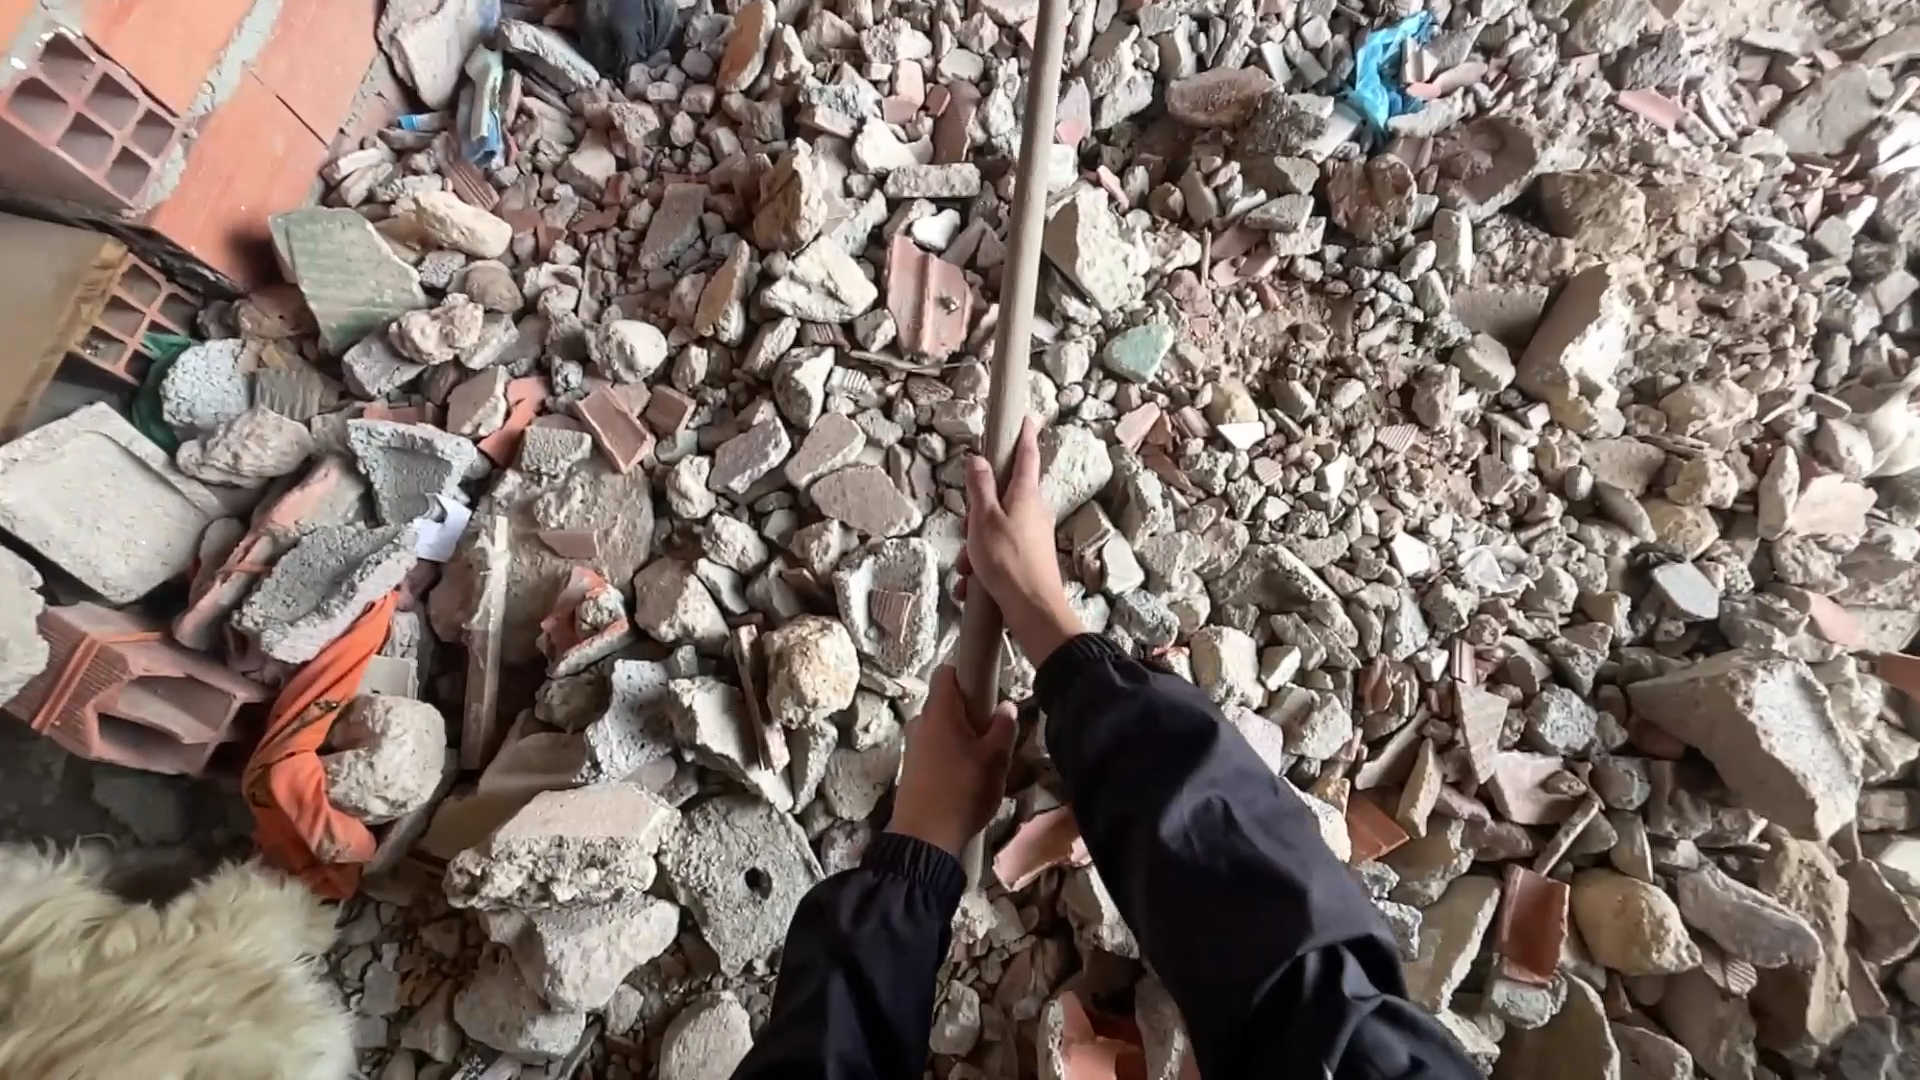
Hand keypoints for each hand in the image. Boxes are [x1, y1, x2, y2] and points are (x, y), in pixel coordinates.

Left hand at [886, 666, 1016, 858]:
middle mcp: (921, 722)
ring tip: (981, 759)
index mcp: (940, 712)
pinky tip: (965, 777)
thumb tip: (1007, 706)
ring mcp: (913, 745)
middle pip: (946, 702)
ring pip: (941, 727)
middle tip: (992, 731)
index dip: (966, 673)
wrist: (924, 839)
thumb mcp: (995, 760)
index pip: (946, 672)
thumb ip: (1004, 728)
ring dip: (960, 735)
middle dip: (969, 710)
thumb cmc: (962, 791)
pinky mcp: (911, 767)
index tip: (986, 689)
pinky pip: (934, 747)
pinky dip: (949, 753)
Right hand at [961, 418, 1085, 664]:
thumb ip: (979, 488)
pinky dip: (982, 569)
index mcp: (1026, 496)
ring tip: (969, 570)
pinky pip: (998, 556)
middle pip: (1000, 499)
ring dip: (974, 550)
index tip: (1026, 418)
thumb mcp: (984, 520)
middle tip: (967, 534)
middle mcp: (1034, 513)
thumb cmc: (1008, 562)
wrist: (1033, 611)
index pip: (1026, 456)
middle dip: (976, 517)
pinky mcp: (1027, 560)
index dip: (1024, 436)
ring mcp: (1032, 537)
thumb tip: (977, 460)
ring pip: (993, 532)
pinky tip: (974, 586)